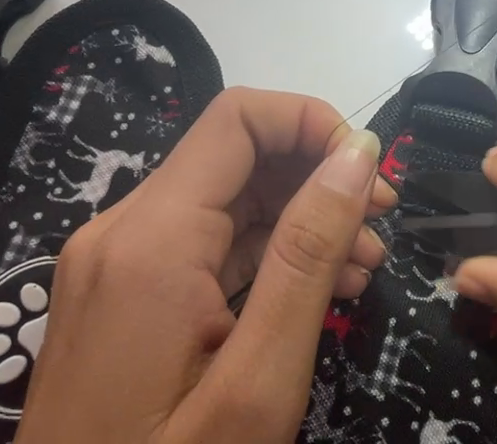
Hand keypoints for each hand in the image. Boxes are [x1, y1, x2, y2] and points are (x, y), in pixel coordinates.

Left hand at [15, 88, 396, 443]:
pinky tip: (318, 286)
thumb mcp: (258, 381)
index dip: (314, 122)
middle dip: (318, 174)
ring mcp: (115, 263)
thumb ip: (309, 253)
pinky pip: (207, 241)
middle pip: (236, 153)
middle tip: (380, 229)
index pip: (239, 117)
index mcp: (150, 239)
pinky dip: (269, 249)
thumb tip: (360, 149)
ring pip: (227, 196)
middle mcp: (122, 231)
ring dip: (302, 215)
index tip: (369, 177)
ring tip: (363, 268)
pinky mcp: (122, 294)